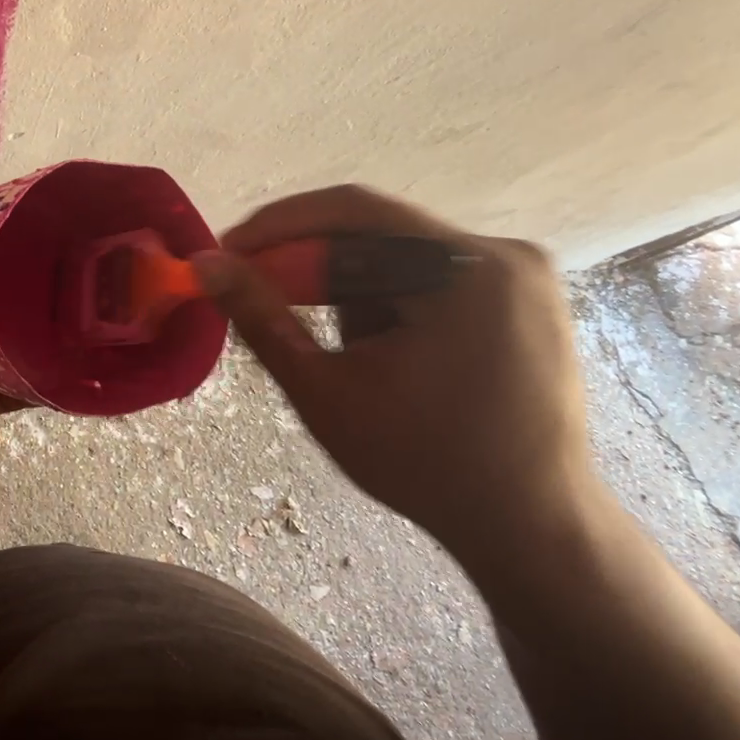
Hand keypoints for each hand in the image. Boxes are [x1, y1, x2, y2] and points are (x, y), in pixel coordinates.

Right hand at [193, 185, 598, 554]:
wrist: (533, 530)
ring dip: (350, 288)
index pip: (354, 209)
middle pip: (377, 232)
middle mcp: (504, 254)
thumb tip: (206, 263)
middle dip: (312, 267)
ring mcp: (522, 275)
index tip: (227, 251)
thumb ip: (260, 317)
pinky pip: (430, 275)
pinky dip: (386, 301)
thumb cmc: (425, 464)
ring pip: (399, 255)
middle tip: (258, 297)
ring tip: (341, 355)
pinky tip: (378, 353)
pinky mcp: (524, 298)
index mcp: (467, 269)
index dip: (279, 225)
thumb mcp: (324, 390)